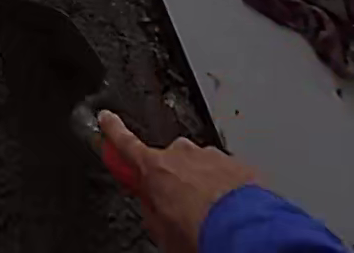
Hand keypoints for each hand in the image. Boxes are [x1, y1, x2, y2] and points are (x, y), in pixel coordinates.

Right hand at [98, 110, 258, 252]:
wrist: (247, 235)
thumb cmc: (202, 236)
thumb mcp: (163, 233)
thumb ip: (151, 210)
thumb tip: (151, 205)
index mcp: (156, 168)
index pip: (125, 143)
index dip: (112, 130)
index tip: (106, 117)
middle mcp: (180, 154)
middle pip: (169, 163)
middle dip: (174, 181)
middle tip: (184, 211)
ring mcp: (208, 155)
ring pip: (198, 168)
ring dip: (202, 187)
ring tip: (212, 219)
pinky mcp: (235, 163)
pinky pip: (224, 175)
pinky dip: (225, 191)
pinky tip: (230, 214)